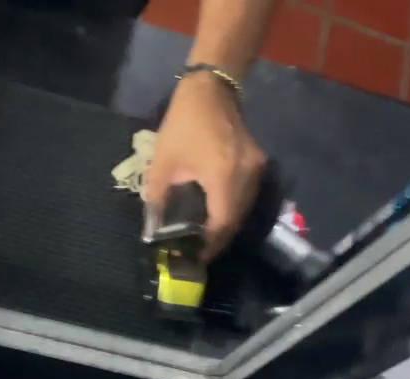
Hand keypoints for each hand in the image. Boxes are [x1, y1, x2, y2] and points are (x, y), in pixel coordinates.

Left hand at [145, 72, 267, 259]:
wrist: (211, 88)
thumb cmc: (183, 124)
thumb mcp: (162, 166)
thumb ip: (157, 202)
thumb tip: (152, 233)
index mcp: (224, 176)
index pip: (221, 224)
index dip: (208, 246)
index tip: (192, 258)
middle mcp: (246, 174)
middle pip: (235, 221)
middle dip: (216, 241)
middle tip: (195, 254)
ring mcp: (256, 167)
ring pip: (243, 210)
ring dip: (225, 228)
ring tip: (203, 241)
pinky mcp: (257, 163)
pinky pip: (246, 197)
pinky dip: (232, 212)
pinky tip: (214, 219)